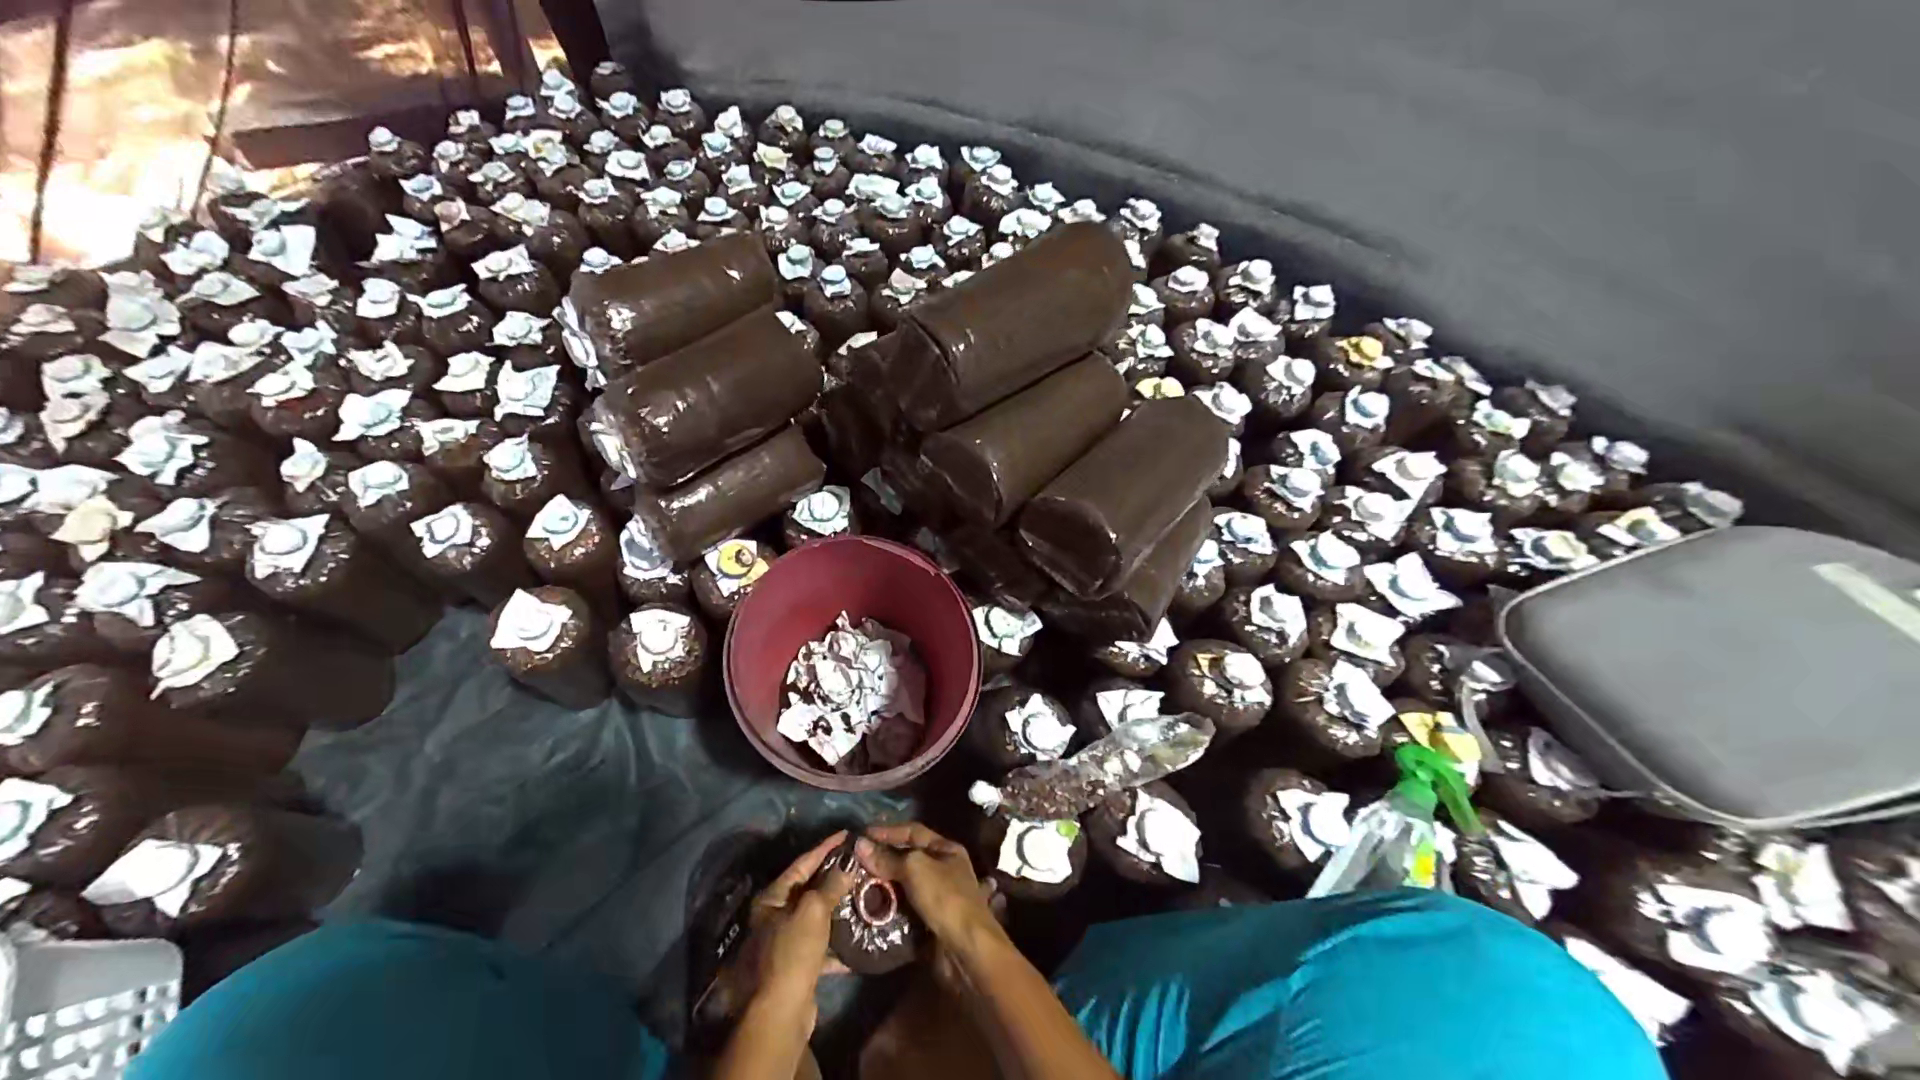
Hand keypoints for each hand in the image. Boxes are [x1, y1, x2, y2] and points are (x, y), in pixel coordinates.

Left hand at [727, 831, 855, 1018]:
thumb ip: (831, 885)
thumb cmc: (793, 951)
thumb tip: (848, 864)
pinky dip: (837, 942)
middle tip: (858, 864)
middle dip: (833, 877)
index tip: (846, 834)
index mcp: (772, 898)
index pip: (802, 863)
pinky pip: (821, 946)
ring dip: (838, 908)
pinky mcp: (797, 966)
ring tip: (863, 894)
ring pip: (816, 917)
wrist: (780, 1011)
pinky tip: (858, 938)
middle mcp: (775, 917)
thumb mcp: (813, 911)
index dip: (825, 847)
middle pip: (808, 889)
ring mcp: (785, 942)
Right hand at [857, 824, 1002, 948]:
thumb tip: (860, 844)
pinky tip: (867, 906)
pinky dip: (887, 907)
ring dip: (881, 885)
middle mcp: (943, 869)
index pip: (912, 832)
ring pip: (903, 885)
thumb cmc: (945, 899)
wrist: (966, 950)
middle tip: (853, 861)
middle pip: (907, 858)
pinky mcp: (928, 922)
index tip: (861, 835)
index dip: (887, 831)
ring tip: (855, 883)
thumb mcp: (916, 869)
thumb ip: (888, 858)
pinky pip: (903, 908)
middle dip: (881, 859)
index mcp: (946, 850)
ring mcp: (936, 897)